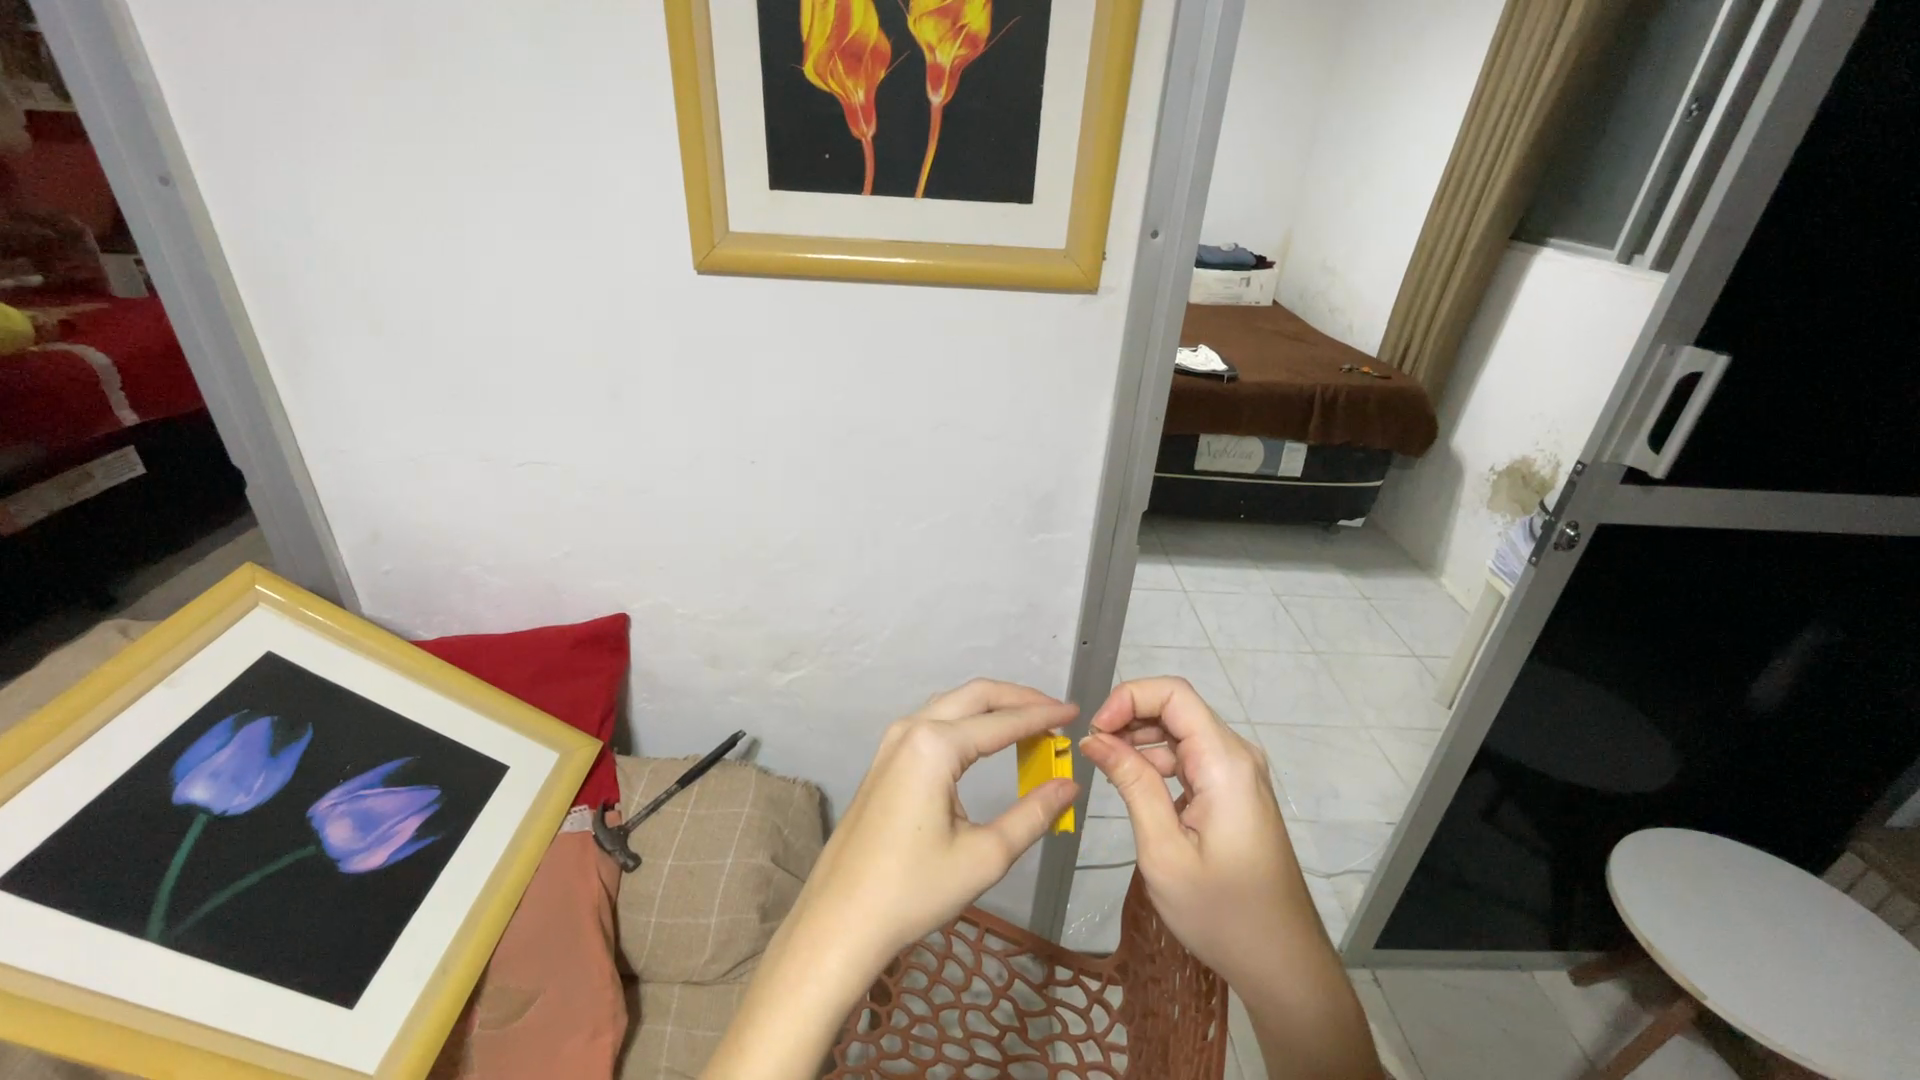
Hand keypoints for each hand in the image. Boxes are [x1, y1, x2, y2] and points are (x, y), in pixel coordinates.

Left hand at [703, 679, 1080, 1079]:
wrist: (841, 919)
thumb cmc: (913, 890)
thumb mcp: (985, 856)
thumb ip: (1033, 814)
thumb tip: (1069, 784)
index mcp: (935, 746)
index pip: (1002, 722)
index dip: (1042, 715)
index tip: (1076, 712)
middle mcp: (911, 731)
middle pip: (975, 696)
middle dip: (1018, 698)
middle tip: (1057, 712)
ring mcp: (892, 743)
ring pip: (951, 705)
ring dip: (992, 708)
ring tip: (1030, 722)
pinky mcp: (884, 761)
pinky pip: (933, 723)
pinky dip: (967, 722)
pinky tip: (987, 741)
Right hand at [1082, 677, 1378, 1078]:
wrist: (1281, 961)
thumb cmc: (1221, 912)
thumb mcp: (1163, 850)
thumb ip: (1131, 784)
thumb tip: (1095, 738)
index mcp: (1225, 762)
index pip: (1174, 693)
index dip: (1128, 698)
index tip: (1094, 733)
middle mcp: (1238, 756)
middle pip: (1177, 709)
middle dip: (1128, 720)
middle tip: (1092, 754)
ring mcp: (1240, 775)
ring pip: (1182, 733)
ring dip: (1140, 742)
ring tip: (1108, 775)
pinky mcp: (1235, 794)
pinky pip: (1192, 759)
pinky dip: (1158, 764)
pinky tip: (1135, 790)